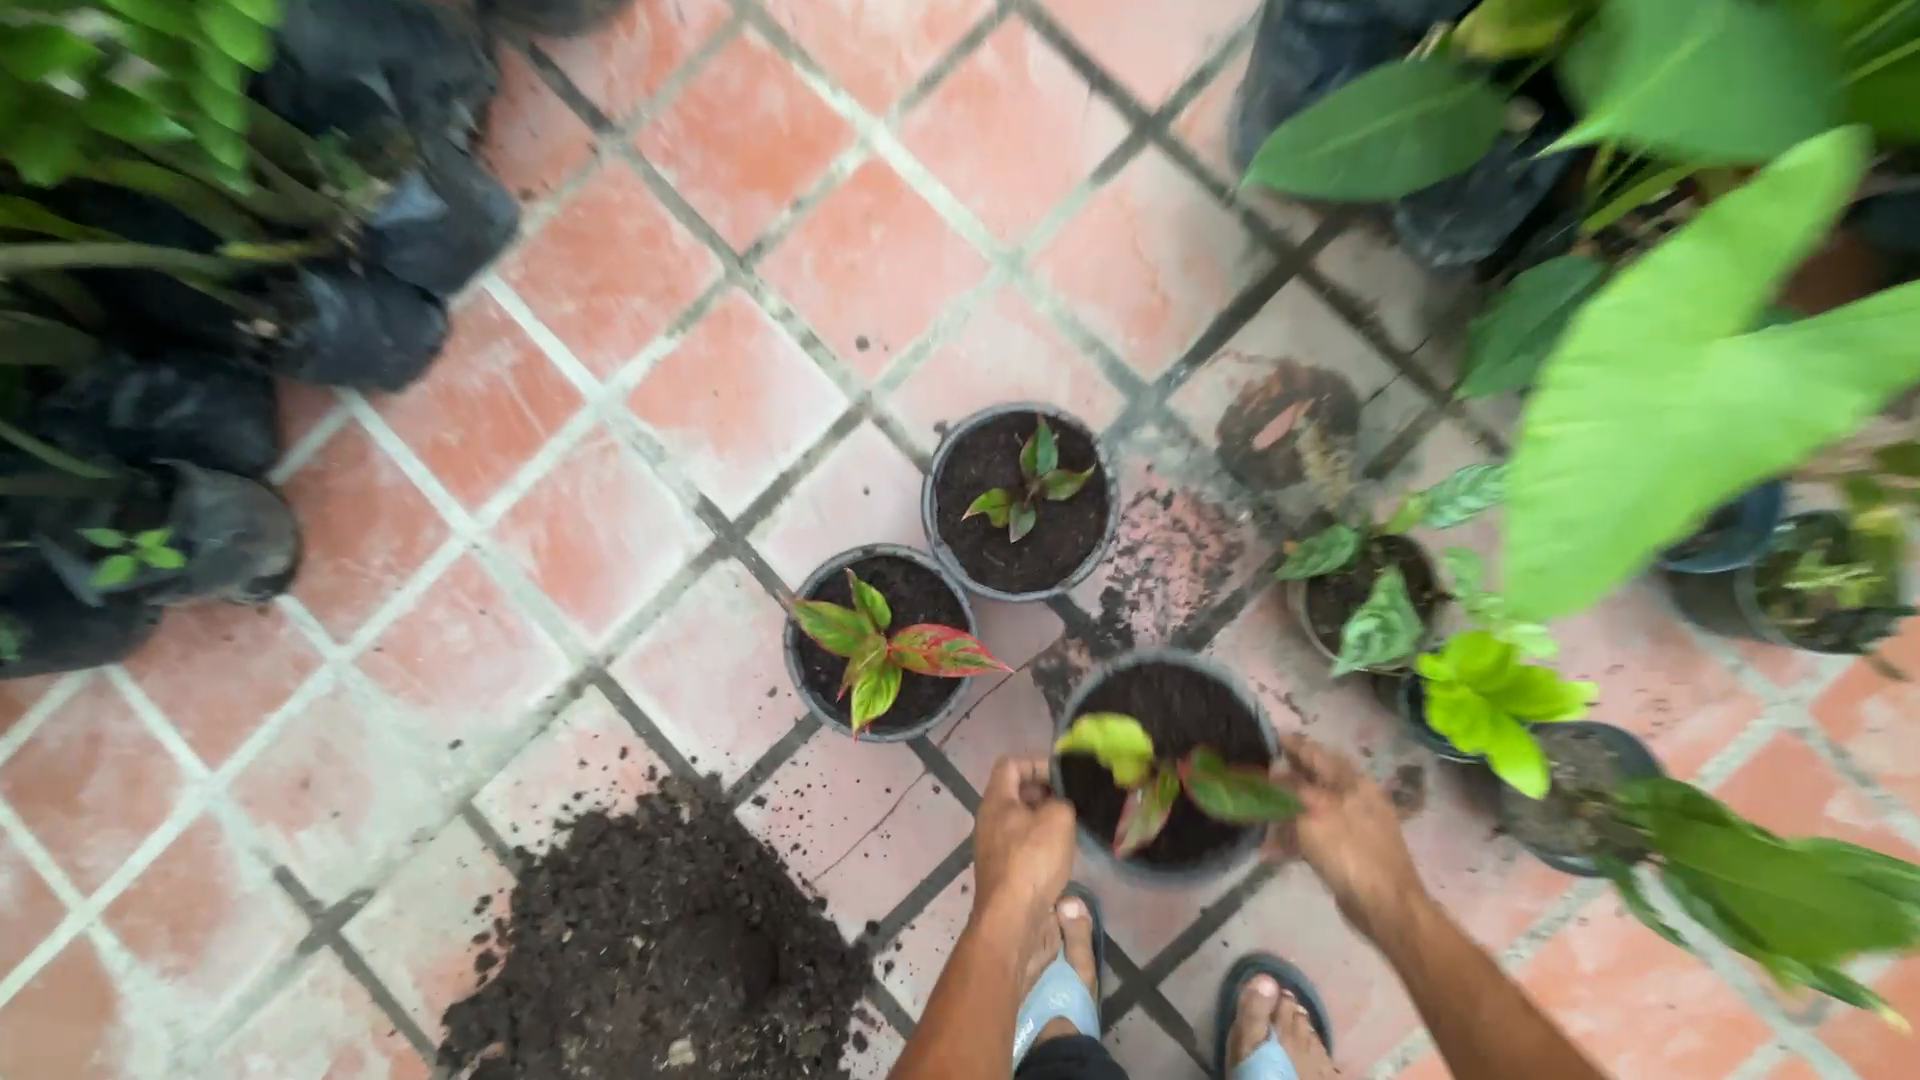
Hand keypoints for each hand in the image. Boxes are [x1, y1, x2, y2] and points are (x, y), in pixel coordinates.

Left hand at [972, 757, 1076, 930]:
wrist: (1012, 919)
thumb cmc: (1032, 860)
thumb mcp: (1058, 819)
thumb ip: (1062, 802)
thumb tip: (1059, 807)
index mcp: (996, 800)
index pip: (1010, 764)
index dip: (1037, 763)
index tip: (1062, 777)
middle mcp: (988, 819)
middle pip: (1015, 792)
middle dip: (1043, 792)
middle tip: (1070, 802)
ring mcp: (992, 846)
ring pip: (1020, 819)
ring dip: (1044, 819)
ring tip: (1069, 828)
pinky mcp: (1002, 870)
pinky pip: (1021, 844)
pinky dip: (1040, 842)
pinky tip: (1060, 855)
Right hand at [1267, 733, 1426, 941]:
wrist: (1386, 907)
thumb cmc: (1350, 851)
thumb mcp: (1313, 811)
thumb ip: (1290, 787)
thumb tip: (1274, 770)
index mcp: (1352, 782)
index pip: (1316, 752)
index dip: (1292, 744)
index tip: (1267, 737)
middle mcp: (1354, 799)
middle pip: (1312, 780)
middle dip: (1283, 778)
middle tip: (1254, 774)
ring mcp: (1353, 826)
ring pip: (1310, 809)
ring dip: (1282, 812)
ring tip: (1254, 815)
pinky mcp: (1347, 852)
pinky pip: (1313, 837)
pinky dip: (1292, 839)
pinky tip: (1269, 850)